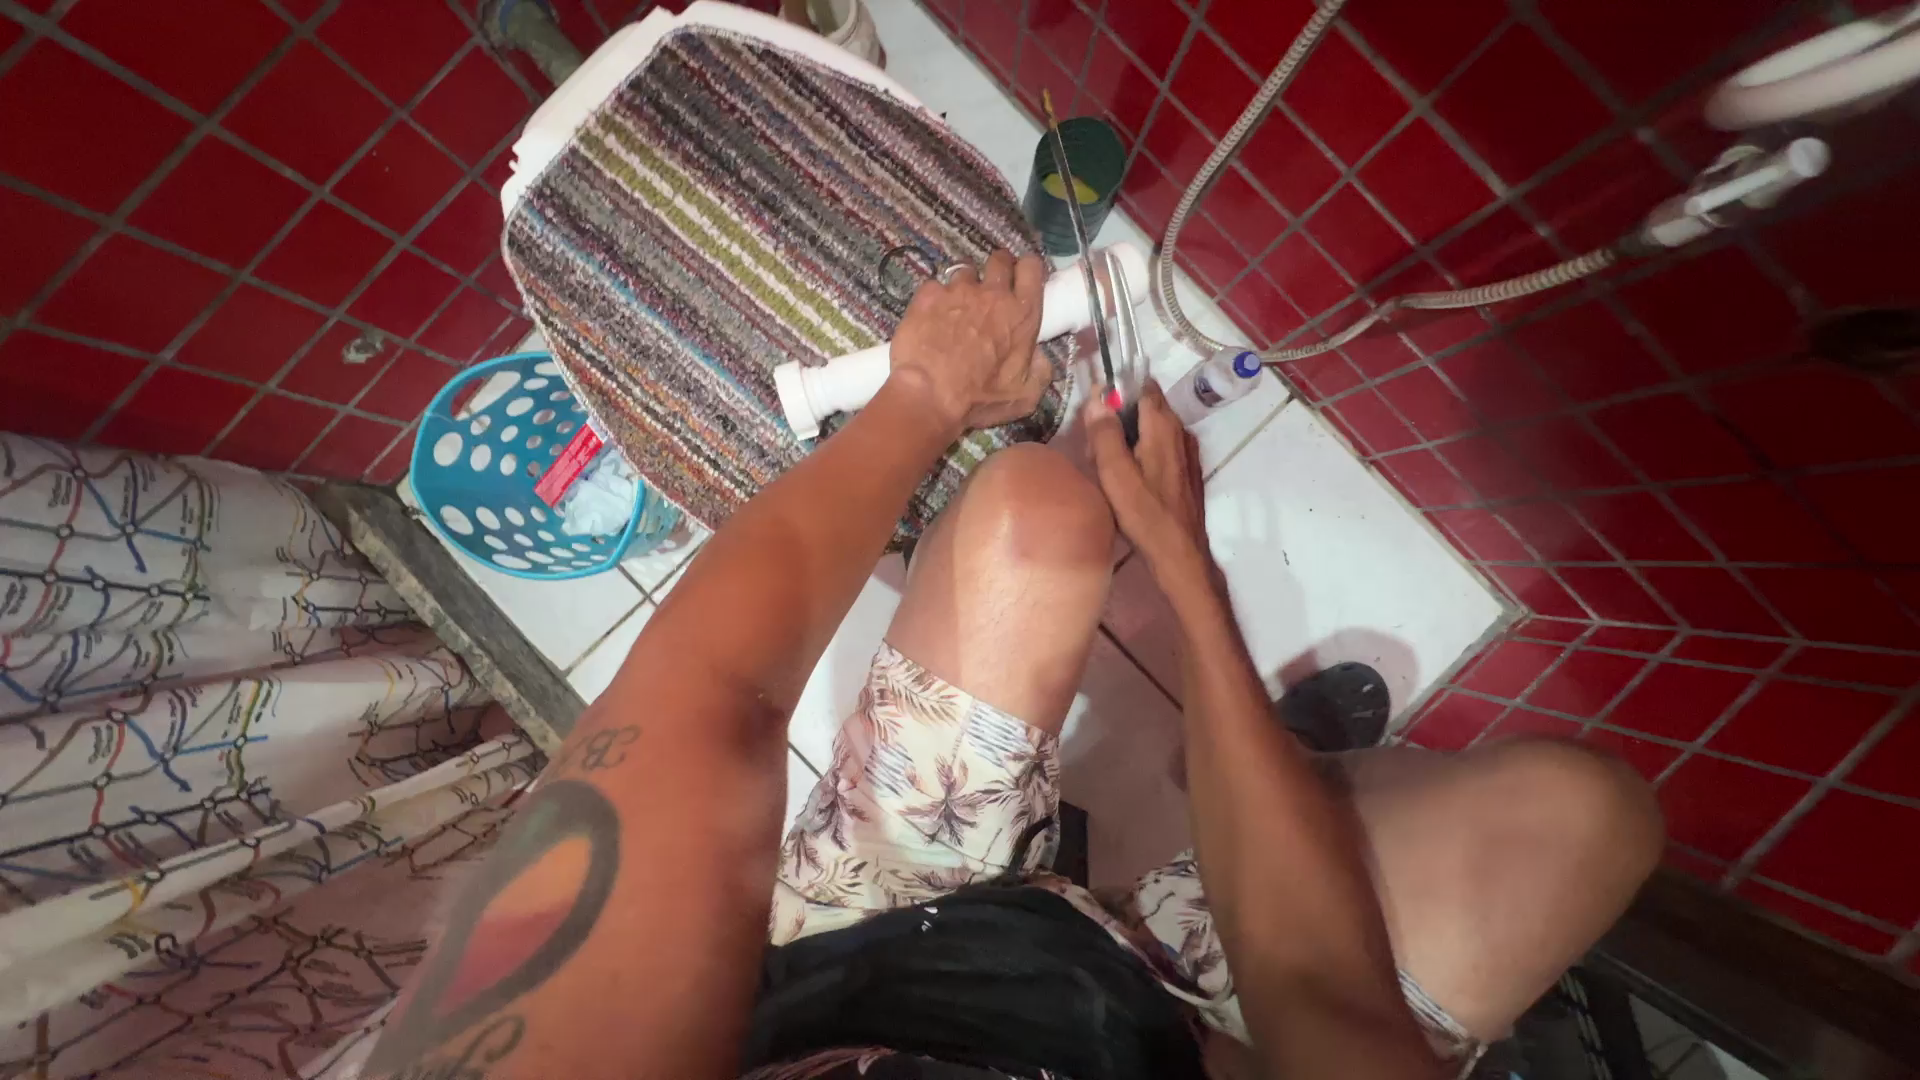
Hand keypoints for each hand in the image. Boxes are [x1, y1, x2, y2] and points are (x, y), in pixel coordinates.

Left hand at [889, 250, 1051, 430]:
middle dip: (998, 269)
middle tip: (991, 290)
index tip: (1022, 279)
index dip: (1028, 269)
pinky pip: (934, 286)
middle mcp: (992, 293)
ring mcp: (958, 291)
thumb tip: (1040, 356)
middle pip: (1000, 260)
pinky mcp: (928, 295)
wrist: (929, 396)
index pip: (1033, 268)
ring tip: (957, 307)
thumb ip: (1040, 371)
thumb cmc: (979, 399)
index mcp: (1022, 314)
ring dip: (965, 285)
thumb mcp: (1025, 396)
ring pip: (966, 271)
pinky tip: (931, 316)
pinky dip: (935, 298)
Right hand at [1084, 380, 1211, 584]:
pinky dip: (1143, 454)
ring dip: (1130, 439)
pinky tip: (1129, 480)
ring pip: (1154, 430)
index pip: (1143, 386)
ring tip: (1108, 467)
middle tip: (1096, 447)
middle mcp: (1180, 432)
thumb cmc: (1145, 514)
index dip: (1118, 391)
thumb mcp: (1115, 474)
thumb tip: (1097, 398)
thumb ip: (1105, 433)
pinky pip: (1161, 449)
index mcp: (1163, 426)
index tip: (1096, 410)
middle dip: (1120, 419)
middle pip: (1147, 408)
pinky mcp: (1188, 472)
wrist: (1180, 554)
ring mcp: (1187, 452)